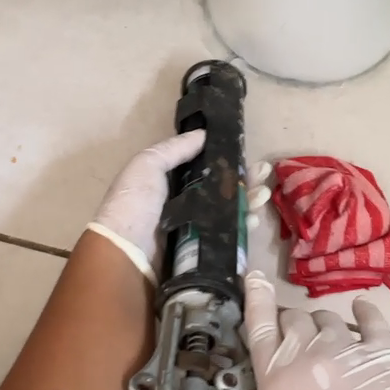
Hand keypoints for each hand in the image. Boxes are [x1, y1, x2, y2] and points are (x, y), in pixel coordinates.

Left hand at [86, 132, 273, 281]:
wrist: (126, 256)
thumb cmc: (133, 205)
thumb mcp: (146, 166)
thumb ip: (173, 149)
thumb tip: (203, 134)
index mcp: (169, 187)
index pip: (204, 172)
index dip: (224, 163)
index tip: (244, 155)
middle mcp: (184, 208)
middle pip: (222, 192)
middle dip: (244, 181)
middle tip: (263, 174)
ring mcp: (195, 233)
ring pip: (230, 214)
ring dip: (248, 202)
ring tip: (262, 194)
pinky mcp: (204, 255)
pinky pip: (229, 239)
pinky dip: (244, 228)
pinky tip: (254, 219)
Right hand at [243, 273, 389, 389]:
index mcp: (275, 384)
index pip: (258, 326)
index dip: (253, 297)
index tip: (252, 276)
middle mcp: (309, 357)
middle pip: (292, 318)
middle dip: (286, 325)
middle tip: (288, 344)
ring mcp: (349, 353)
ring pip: (327, 318)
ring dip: (319, 325)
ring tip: (321, 340)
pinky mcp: (384, 358)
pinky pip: (372, 321)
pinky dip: (364, 311)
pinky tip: (361, 308)